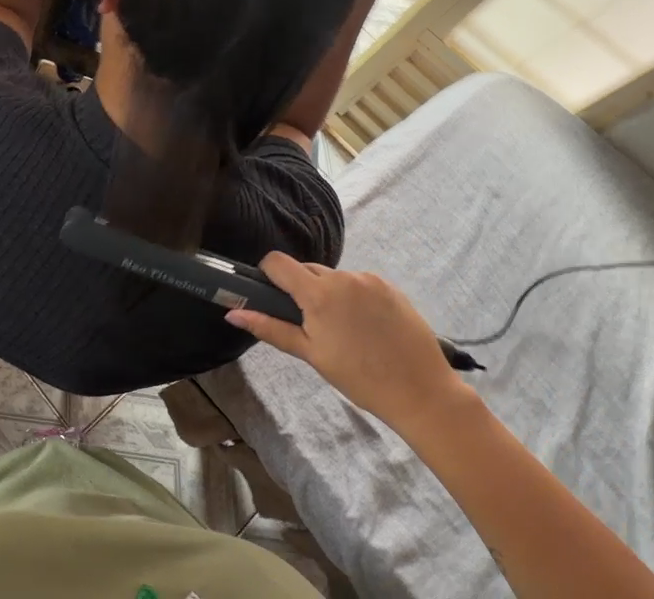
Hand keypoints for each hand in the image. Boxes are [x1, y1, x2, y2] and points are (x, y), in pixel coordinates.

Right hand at [225, 253, 468, 433]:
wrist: (421, 391)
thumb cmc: (359, 377)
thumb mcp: (311, 354)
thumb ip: (270, 328)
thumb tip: (231, 314)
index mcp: (318, 294)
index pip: (278, 262)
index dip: (267, 273)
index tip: (271, 295)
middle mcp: (343, 277)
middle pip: (307, 270)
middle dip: (301, 289)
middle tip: (309, 324)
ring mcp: (369, 280)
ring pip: (334, 278)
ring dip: (328, 294)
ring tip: (343, 330)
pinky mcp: (390, 287)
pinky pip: (359, 283)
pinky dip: (354, 298)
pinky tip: (366, 327)